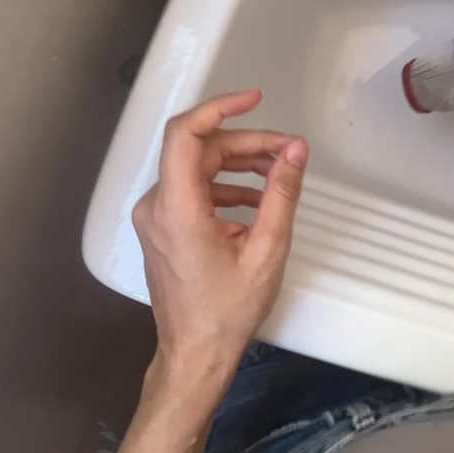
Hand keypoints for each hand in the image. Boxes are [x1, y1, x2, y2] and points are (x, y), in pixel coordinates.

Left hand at [131, 90, 307, 382]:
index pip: (186, 135)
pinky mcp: (164, 227)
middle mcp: (158, 206)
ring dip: (241, 163)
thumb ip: (281, 193)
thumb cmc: (229, 309)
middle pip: (201, 150)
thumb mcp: (267, 248)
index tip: (255, 100)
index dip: (220, 108)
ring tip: (280, 173)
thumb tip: (296, 150)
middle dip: (248, 143)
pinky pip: (195, 188)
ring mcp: (157, 217)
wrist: (195, 352)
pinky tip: (258, 200)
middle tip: (290, 152)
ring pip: (199, 167)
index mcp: (178, 209)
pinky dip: (228, 184)